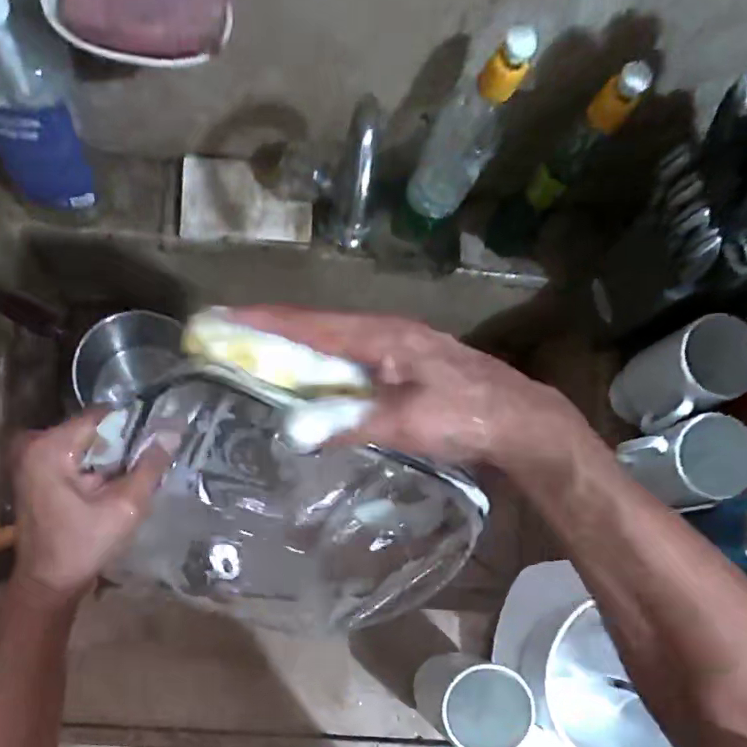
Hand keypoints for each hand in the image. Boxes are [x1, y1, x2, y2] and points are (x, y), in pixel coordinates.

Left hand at [10, 409, 176, 600]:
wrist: (47, 583)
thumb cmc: (83, 547)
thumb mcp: (125, 507)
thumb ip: (149, 466)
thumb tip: (172, 432)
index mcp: (49, 446)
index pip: (101, 416)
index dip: (132, 427)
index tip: (155, 445)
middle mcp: (33, 443)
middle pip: (92, 429)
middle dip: (121, 447)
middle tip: (143, 471)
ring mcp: (30, 457)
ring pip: (85, 444)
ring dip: (109, 459)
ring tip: (128, 482)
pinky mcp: (34, 472)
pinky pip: (73, 458)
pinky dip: (94, 469)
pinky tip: (109, 490)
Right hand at [222, 306, 588, 466]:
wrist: (522, 421)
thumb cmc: (466, 416)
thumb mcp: (407, 422)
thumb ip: (350, 421)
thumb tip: (295, 430)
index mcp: (380, 336)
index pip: (310, 324)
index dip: (264, 321)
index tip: (223, 317)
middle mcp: (385, 333)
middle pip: (316, 326)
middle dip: (271, 330)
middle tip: (229, 337)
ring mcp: (397, 347)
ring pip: (333, 343)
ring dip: (295, 348)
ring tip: (258, 356)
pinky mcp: (405, 365)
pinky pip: (350, 360)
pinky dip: (322, 367)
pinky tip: (312, 381)